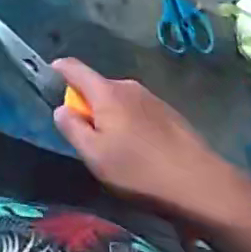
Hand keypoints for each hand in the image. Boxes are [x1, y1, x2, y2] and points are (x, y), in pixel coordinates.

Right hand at [52, 58, 250, 226]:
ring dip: (112, 118)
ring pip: (119, 102)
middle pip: (97, 88)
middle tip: (89, 140)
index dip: (58, 70)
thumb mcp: (94, 156)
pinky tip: (142, 155)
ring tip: (119, 153)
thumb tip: (62, 108)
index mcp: (106, 92)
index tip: (49, 80)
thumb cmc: (139, 170)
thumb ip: (72, 128)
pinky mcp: (169, 113)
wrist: (201, 184)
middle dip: (88, 106)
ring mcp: (152, 98)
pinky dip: (132, 126)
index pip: (74, 67)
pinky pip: (138, 112)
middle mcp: (128, 87)